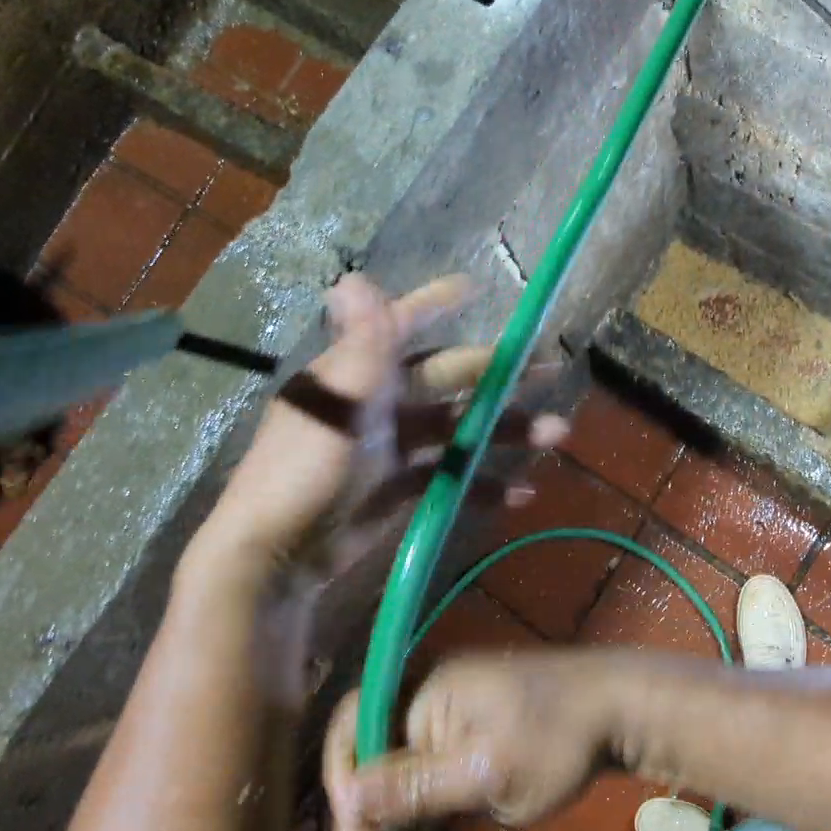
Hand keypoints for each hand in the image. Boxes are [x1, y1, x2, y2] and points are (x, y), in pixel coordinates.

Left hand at [188, 274, 567, 581]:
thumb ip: (359, 346)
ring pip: (457, 431)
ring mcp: (389, 448)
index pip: (399, 326)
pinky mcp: (397, 490)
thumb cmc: (301, 471)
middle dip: (497, 377)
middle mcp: (377, 403)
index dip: (434, 305)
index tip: (474, 290)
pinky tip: (519, 495)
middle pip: (446, 380)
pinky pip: (448, 478)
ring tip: (555, 435)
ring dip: (503, 432)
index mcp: (357, 373)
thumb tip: (353, 275)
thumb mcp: (337, 405)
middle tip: (549, 372)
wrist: (276, 555)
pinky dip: (482, 484)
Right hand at [323, 652, 627, 830]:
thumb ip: (415, 786)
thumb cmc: (555, 737)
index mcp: (423, 692)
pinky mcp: (464, 742)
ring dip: (386, 826)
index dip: (343, 787)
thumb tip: (348, 794)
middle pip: (369, 759)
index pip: (353, 730)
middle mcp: (425, 700)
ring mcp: (446, 720)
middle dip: (364, 820)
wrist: (617, 711)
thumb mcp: (486, 771)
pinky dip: (415, 816)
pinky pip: (422, 778)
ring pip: (394, 774)